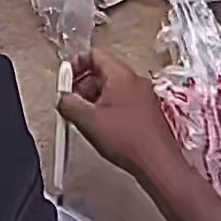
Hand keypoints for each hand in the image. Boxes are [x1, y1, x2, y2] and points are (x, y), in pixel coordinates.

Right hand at [56, 49, 184, 179]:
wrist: (158, 165)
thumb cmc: (127, 139)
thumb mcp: (88, 119)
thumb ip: (68, 103)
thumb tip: (62, 99)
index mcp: (121, 75)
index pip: (94, 54)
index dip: (76, 63)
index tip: (66, 77)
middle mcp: (135, 81)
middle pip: (102, 70)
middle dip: (82, 83)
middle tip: (70, 98)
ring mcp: (144, 96)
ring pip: (111, 87)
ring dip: (93, 97)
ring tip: (83, 115)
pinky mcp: (147, 112)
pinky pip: (122, 100)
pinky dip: (107, 107)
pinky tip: (100, 125)